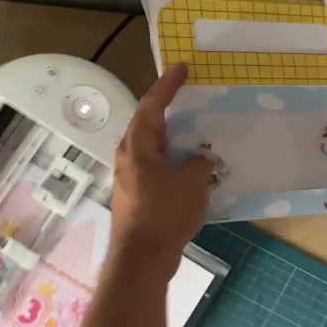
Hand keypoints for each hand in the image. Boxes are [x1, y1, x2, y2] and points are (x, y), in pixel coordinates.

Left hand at [110, 64, 211, 273]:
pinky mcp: (137, 198)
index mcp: (138, 146)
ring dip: (173, 143)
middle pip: (148, 127)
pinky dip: (173, 165)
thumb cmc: (165, 214)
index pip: (152, 106)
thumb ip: (198, 163)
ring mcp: (130, 179)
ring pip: (153, 151)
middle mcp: (128, 158)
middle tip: (190, 104)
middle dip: (168, 114)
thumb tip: (198, 157)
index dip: (167, 85)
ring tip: (196, 140)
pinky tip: (190, 174)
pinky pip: (157, 171)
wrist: (142, 257)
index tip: (181, 68)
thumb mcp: (191, 183)